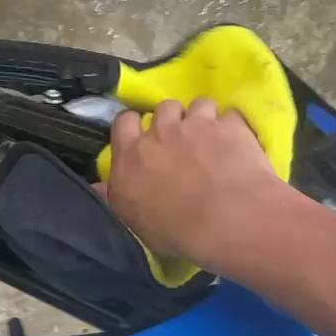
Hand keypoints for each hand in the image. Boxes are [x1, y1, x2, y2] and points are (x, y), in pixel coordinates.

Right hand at [105, 98, 307, 275]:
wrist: (227, 222)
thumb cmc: (174, 231)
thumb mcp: (132, 221)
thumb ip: (115, 197)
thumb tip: (97, 187)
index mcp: (130, 156)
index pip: (124, 122)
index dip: (135, 125)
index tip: (144, 138)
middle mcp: (160, 133)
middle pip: (163, 108)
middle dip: (172, 119)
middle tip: (182, 140)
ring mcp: (196, 125)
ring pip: (198, 104)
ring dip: (203, 117)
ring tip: (212, 137)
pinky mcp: (230, 126)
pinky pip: (231, 115)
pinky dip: (234, 128)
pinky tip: (239, 143)